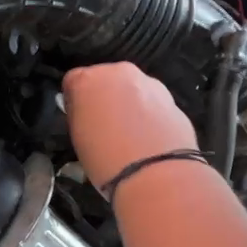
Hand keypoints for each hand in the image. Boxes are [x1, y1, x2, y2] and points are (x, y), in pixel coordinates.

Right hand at [62, 63, 199, 184]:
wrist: (156, 174)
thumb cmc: (104, 156)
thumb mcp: (76, 135)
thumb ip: (80, 114)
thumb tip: (87, 110)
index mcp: (88, 79)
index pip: (72, 81)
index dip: (74, 100)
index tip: (78, 118)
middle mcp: (120, 73)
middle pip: (106, 80)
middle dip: (103, 97)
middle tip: (102, 125)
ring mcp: (150, 84)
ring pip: (132, 90)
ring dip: (128, 104)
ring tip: (128, 135)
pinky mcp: (173, 100)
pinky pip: (152, 104)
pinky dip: (148, 115)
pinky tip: (147, 139)